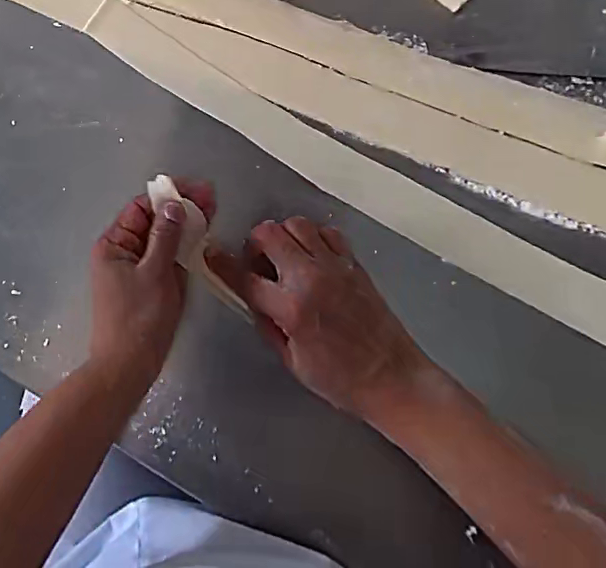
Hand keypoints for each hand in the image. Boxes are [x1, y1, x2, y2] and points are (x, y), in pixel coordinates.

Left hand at [86, 178, 215, 389]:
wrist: (127, 370)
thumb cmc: (138, 320)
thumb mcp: (156, 273)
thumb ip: (166, 237)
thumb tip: (175, 205)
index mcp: (114, 244)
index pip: (142, 207)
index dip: (170, 196)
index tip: (198, 191)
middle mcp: (121, 251)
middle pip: (153, 220)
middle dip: (181, 207)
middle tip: (211, 200)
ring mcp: (134, 268)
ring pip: (161, 238)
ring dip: (184, 224)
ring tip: (210, 213)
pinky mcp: (146, 284)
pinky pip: (164, 256)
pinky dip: (181, 246)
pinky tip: (199, 238)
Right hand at [211, 217, 438, 425]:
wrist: (392, 377)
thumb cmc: (341, 380)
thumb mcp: (292, 361)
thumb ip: (269, 324)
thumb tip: (254, 299)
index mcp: (291, 308)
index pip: (245, 278)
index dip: (223, 264)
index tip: (213, 254)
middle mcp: (310, 278)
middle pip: (269, 234)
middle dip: (255, 243)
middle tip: (258, 261)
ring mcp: (334, 266)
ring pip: (297, 224)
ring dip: (284, 235)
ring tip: (285, 256)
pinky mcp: (353, 262)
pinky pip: (327, 232)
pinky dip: (314, 238)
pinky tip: (313, 257)